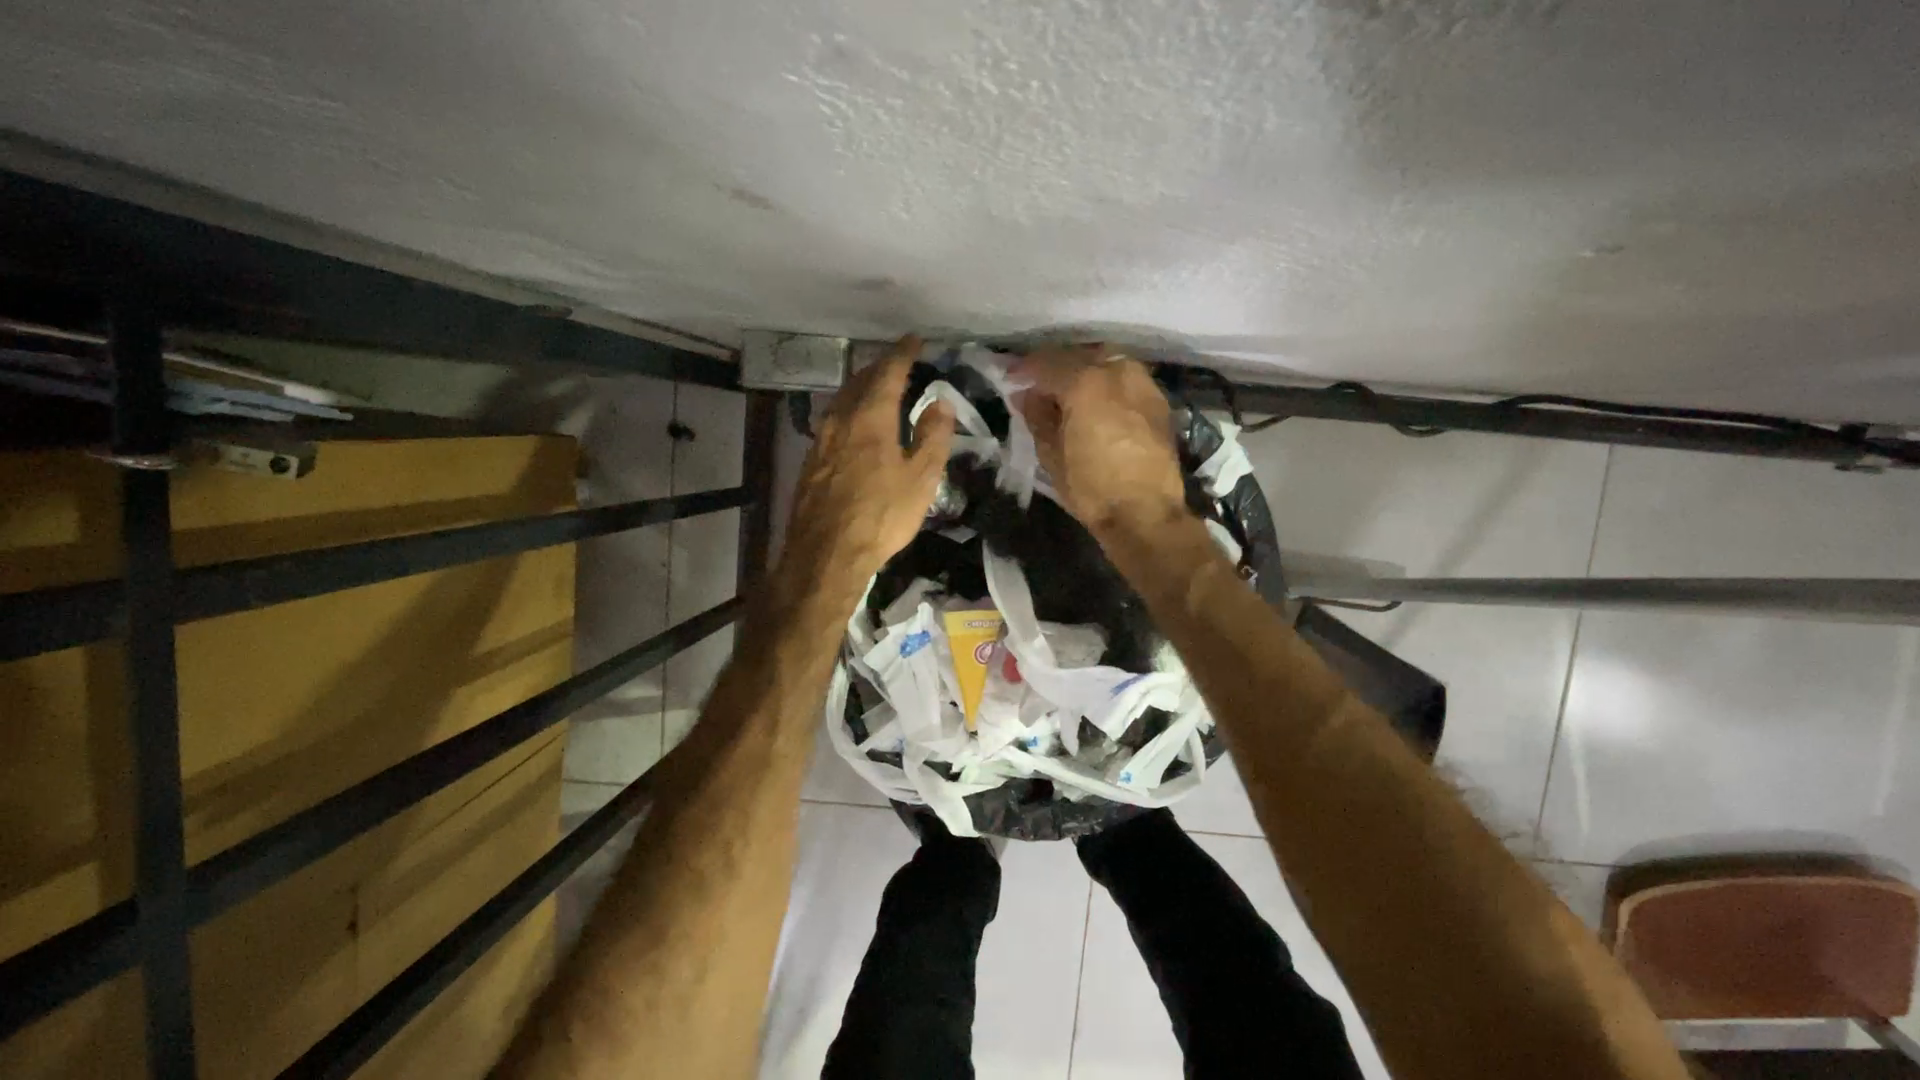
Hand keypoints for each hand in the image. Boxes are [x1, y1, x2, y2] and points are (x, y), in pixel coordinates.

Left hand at [781, 335, 955, 584]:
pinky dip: (850, 410)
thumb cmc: (881, 515)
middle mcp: (840, 419)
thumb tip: (939, 402)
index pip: (888, 371)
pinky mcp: (811, 460)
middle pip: (860, 380)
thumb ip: (933, 436)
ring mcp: (821, 439)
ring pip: (843, 399)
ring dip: (863, 388)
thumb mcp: (921, 478)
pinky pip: (834, 420)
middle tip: (900, 363)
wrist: (826, 553)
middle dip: (881, 367)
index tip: (916, 340)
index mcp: (870, 416)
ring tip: (880, 389)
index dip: (903, 353)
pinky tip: (857, 425)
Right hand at [1013, 345, 1188, 540]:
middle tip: (1038, 386)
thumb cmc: (1091, 488)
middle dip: (1055, 367)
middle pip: (1078, 356)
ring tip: (1068, 393)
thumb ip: (1037, 416)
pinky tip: (1096, 402)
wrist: (1146, 514)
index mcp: (1085, 381)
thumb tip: (1027, 396)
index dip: (1023, 370)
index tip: (1010, 379)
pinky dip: (1107, 383)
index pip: (1046, 363)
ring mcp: (1142, 382)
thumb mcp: (1051, 454)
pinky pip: (1125, 378)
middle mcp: (1117, 371)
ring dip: (1083, 370)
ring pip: (1106, 362)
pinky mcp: (1158, 401)